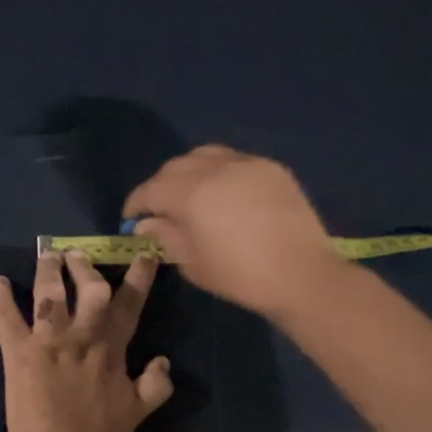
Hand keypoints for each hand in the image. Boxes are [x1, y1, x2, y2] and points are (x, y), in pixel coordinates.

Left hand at [0, 251, 173, 431]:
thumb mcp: (137, 411)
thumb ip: (155, 385)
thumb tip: (164, 361)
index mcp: (111, 349)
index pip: (129, 305)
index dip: (138, 278)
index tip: (144, 255)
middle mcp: (81, 336)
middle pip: (88, 289)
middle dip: (85, 266)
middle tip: (78, 253)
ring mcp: (48, 340)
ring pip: (49, 294)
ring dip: (48, 270)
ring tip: (46, 254)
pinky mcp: (18, 351)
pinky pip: (6, 318)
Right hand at [122, 144, 348, 320]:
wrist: (301, 274)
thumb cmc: (239, 276)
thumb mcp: (192, 262)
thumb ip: (166, 236)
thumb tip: (147, 223)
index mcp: (191, 193)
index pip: (151, 189)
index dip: (136, 203)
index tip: (130, 219)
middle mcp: (216, 168)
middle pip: (175, 167)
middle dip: (160, 185)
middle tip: (158, 208)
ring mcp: (247, 164)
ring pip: (205, 155)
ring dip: (189, 172)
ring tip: (189, 193)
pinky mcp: (271, 168)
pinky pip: (234, 161)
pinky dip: (218, 172)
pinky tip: (222, 194)